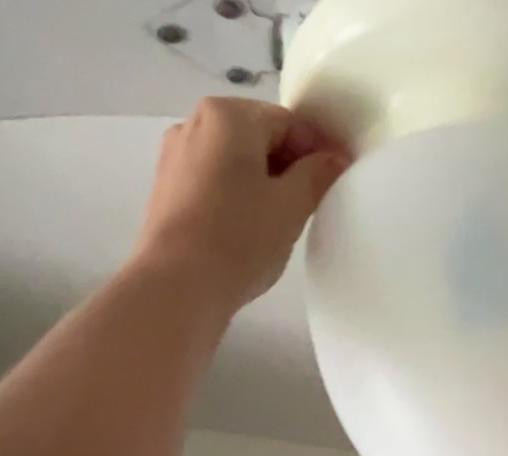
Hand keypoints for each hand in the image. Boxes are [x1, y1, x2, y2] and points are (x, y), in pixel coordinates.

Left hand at [136, 98, 350, 308]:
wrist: (177, 286)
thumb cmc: (240, 238)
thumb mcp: (291, 206)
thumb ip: (317, 174)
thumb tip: (334, 158)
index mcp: (228, 116)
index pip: (289, 123)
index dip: (320, 149)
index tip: (341, 177)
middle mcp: (195, 123)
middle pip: (258, 137)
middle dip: (290, 165)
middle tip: (314, 202)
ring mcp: (176, 156)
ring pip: (235, 160)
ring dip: (264, 182)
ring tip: (282, 220)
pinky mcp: (167, 189)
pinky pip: (214, 180)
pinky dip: (238, 195)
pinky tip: (249, 228)